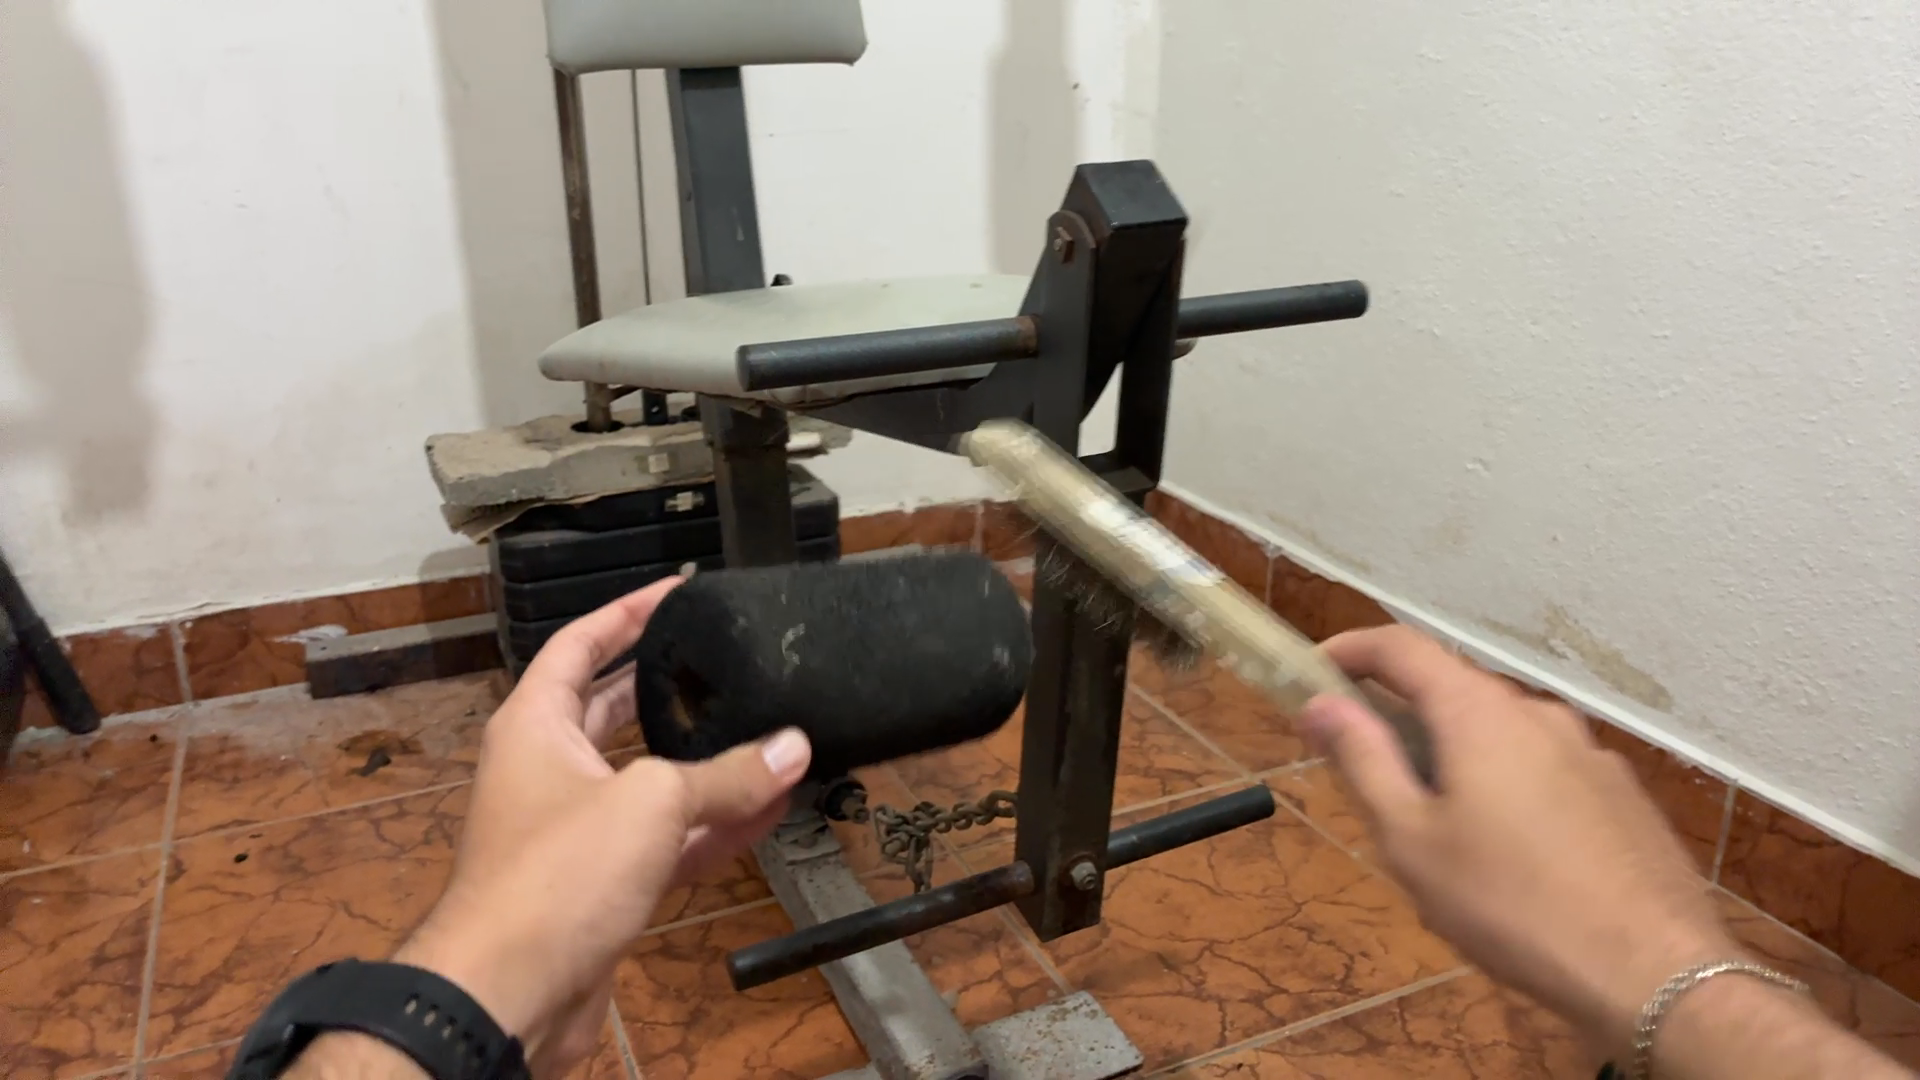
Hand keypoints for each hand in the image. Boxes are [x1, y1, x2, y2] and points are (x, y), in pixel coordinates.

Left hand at [372, 578, 809, 1075]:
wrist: (505, 1005)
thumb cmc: (557, 874)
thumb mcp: (650, 803)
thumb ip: (728, 774)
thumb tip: (796, 748)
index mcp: (538, 727)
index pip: (580, 644)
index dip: (627, 611)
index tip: (677, 591)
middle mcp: (556, 769)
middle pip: (620, 707)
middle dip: (672, 684)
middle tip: (727, 657)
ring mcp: (583, 827)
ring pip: (656, 778)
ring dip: (710, 762)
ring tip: (767, 732)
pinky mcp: (608, 879)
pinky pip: (671, 835)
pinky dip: (716, 822)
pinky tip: (771, 806)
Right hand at [1300, 625, 1732, 1057]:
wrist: (1664, 982)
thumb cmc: (1509, 902)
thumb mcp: (1408, 835)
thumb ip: (1361, 758)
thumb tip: (1321, 704)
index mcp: (1478, 712)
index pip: (1400, 646)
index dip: (1347, 648)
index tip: (1311, 671)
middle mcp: (1536, 714)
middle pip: (1447, 684)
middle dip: (1392, 706)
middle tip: (1357, 754)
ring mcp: (1587, 752)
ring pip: (1493, 726)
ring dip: (1444, 743)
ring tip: (1425, 807)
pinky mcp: (1619, 793)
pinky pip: (1536, 760)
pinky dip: (1494, 770)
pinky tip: (1497, 838)